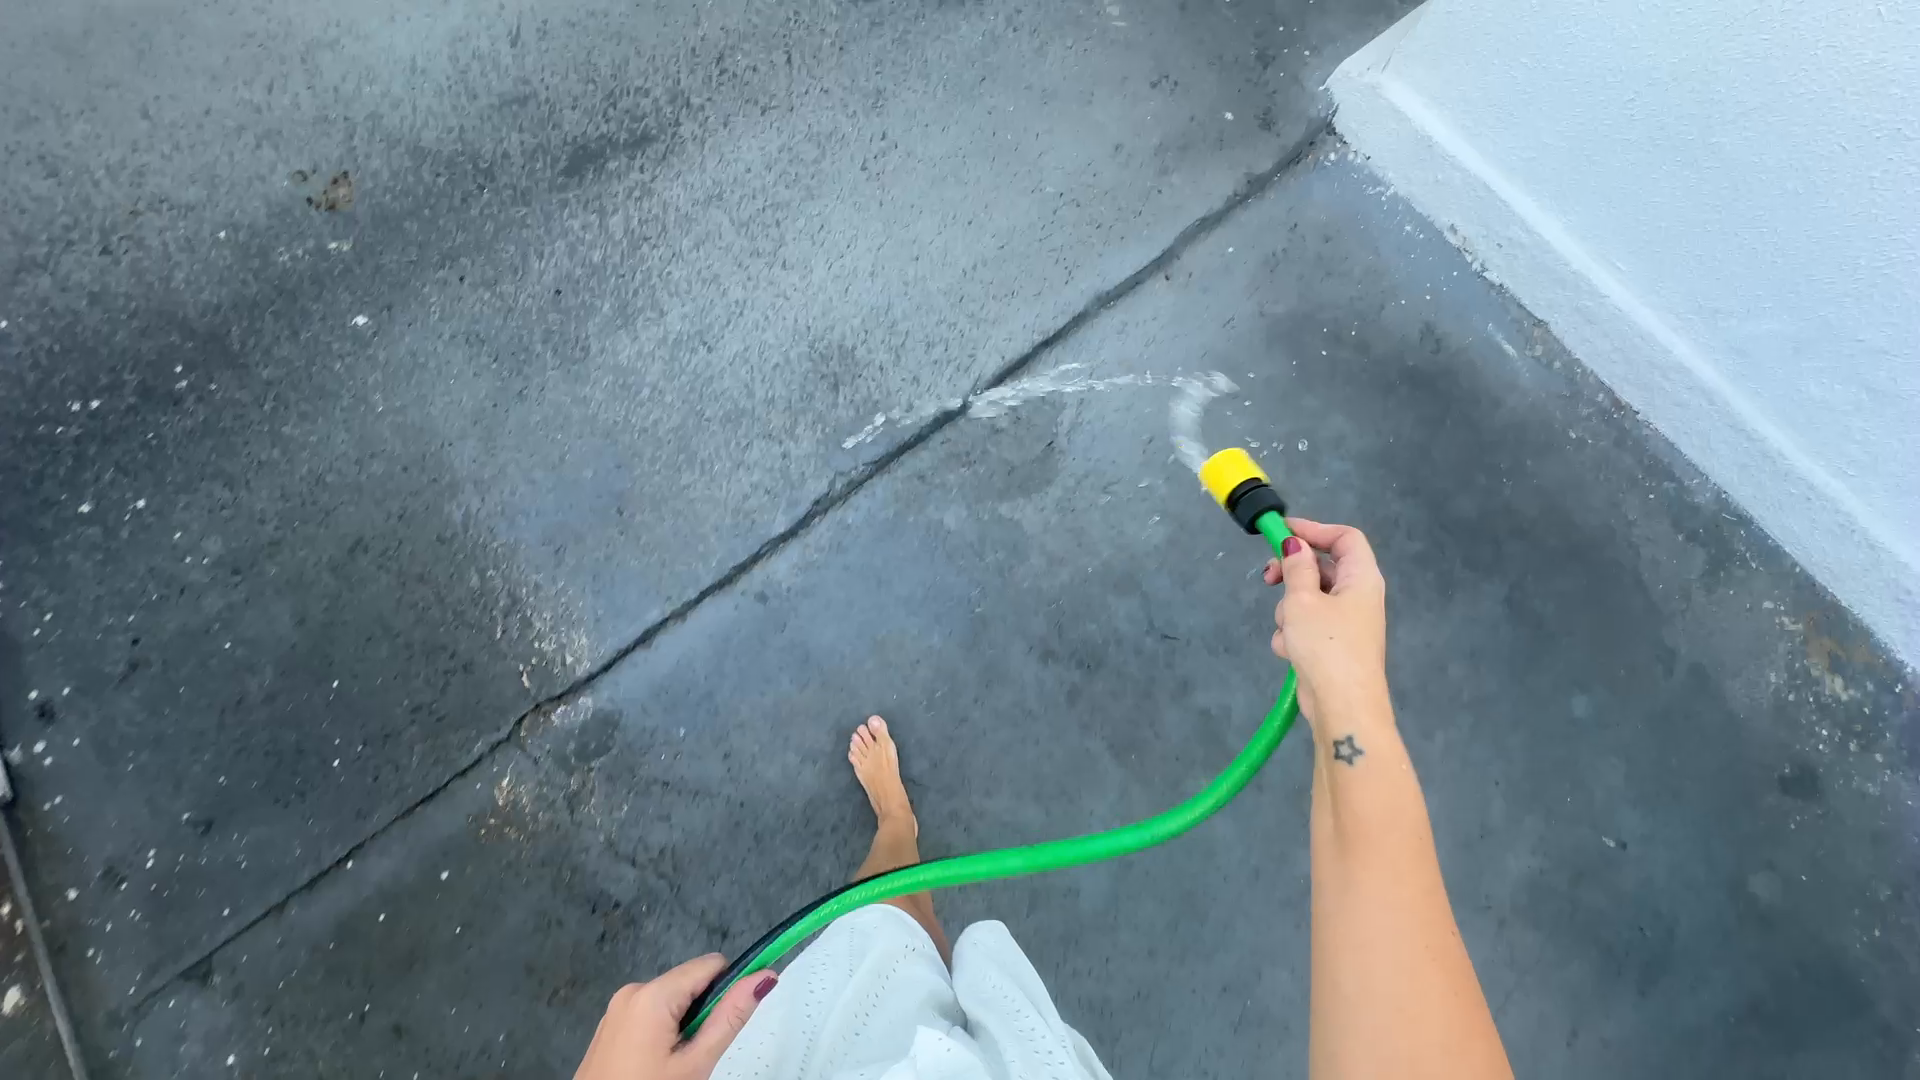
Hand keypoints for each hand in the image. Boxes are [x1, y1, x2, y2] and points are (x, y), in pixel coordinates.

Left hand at [573, 955, 775, 1079]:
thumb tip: (766, 976)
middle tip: (696, 1058)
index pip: (712, 965)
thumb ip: (731, 1016)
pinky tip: (655, 1069)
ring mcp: (617, 1009)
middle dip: (703, 1014)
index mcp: (653, 993)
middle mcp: (634, 989)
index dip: (729, 991)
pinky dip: (663, 1034)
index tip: (728, 1026)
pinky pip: (652, 1015)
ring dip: (684, 1026)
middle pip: (691, 983)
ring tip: (674, 1068)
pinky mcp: (610, 1027)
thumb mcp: (695, 1064)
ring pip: (673, 1001)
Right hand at [1261, 518, 1388, 728]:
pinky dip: (1293, 633)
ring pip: (1309, 598)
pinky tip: (1288, 650)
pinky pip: (1307, 624)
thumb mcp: (1303, 600)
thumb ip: (1296, 568)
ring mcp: (1346, 622)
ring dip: (1289, 609)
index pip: (1345, 537)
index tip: (1281, 532)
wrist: (1341, 705)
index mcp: (1361, 578)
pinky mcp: (1332, 644)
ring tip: (1285, 629)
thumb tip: (1295, 545)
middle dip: (1291, 572)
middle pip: (1322, 567)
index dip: (1314, 529)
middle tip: (1267, 578)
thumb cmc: (1325, 644)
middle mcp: (1358, 596)